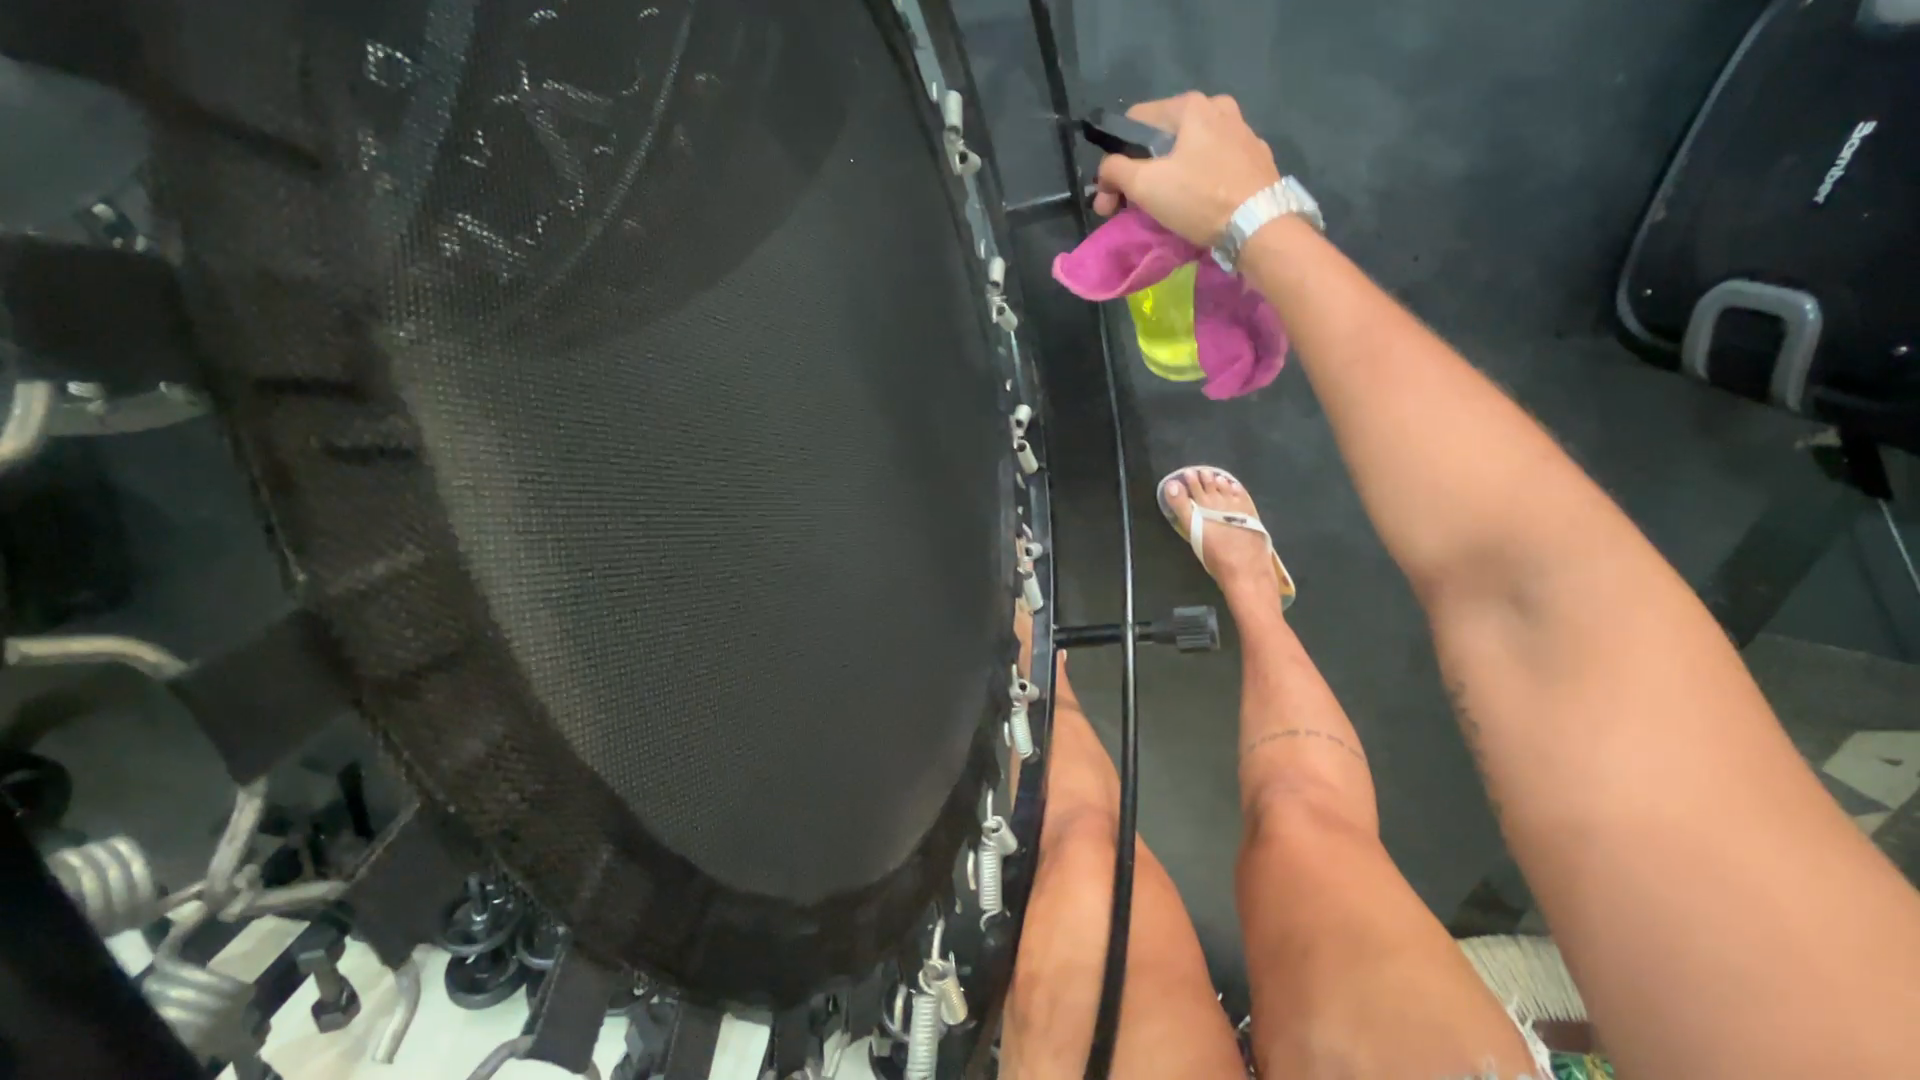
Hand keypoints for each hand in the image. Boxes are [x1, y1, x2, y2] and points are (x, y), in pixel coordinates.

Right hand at [1093, 92, 1281, 247]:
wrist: (1260, 226)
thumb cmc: (1199, 198)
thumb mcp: (1144, 185)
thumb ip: (1114, 170)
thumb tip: (1106, 172)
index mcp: (1191, 105)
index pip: (1136, 120)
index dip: (1116, 154)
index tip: (1112, 191)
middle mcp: (1220, 108)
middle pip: (1165, 136)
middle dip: (1144, 168)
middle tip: (1134, 202)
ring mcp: (1243, 132)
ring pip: (1192, 149)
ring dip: (1172, 173)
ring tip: (1167, 205)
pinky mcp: (1257, 159)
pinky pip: (1216, 164)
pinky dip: (1201, 179)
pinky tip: (1199, 203)